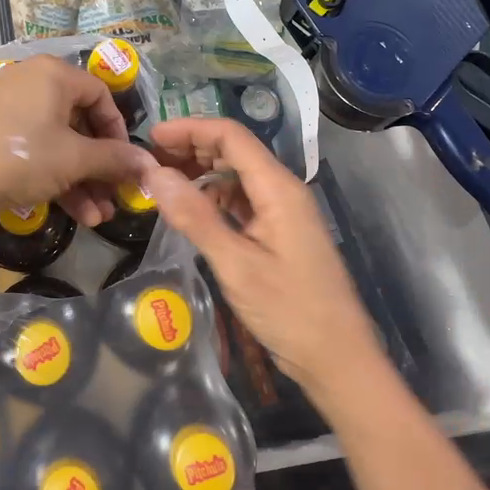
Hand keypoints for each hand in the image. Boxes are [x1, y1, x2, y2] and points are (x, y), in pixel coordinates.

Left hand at [0, 55, 153, 233]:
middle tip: (117, 196)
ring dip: (84, 179)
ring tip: (99, 217)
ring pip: (60, 143)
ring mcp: (12, 110)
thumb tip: (149, 164)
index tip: (128, 163)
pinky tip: (79, 216)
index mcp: (52, 73)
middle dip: (101, 165)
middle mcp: (33, 82)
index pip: (100, 93)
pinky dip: (58, 178)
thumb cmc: (21, 156)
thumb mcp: (74, 159)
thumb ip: (115, 159)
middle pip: (80, 121)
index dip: (118, 130)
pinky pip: (38, 152)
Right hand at [145, 118, 379, 391]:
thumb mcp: (236, 265)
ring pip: (237, 174)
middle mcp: (283, 190)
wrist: (339, 361)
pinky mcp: (280, 232)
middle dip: (192, 148)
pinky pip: (243, 199)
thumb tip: (154, 174)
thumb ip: (195, 216)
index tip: (151, 136)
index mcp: (278, 188)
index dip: (190, 128)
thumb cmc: (290, 311)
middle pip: (234, 150)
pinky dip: (214, 196)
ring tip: (164, 183)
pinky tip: (192, 211)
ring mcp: (283, 212)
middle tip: (150, 161)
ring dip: (201, 172)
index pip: (230, 136)